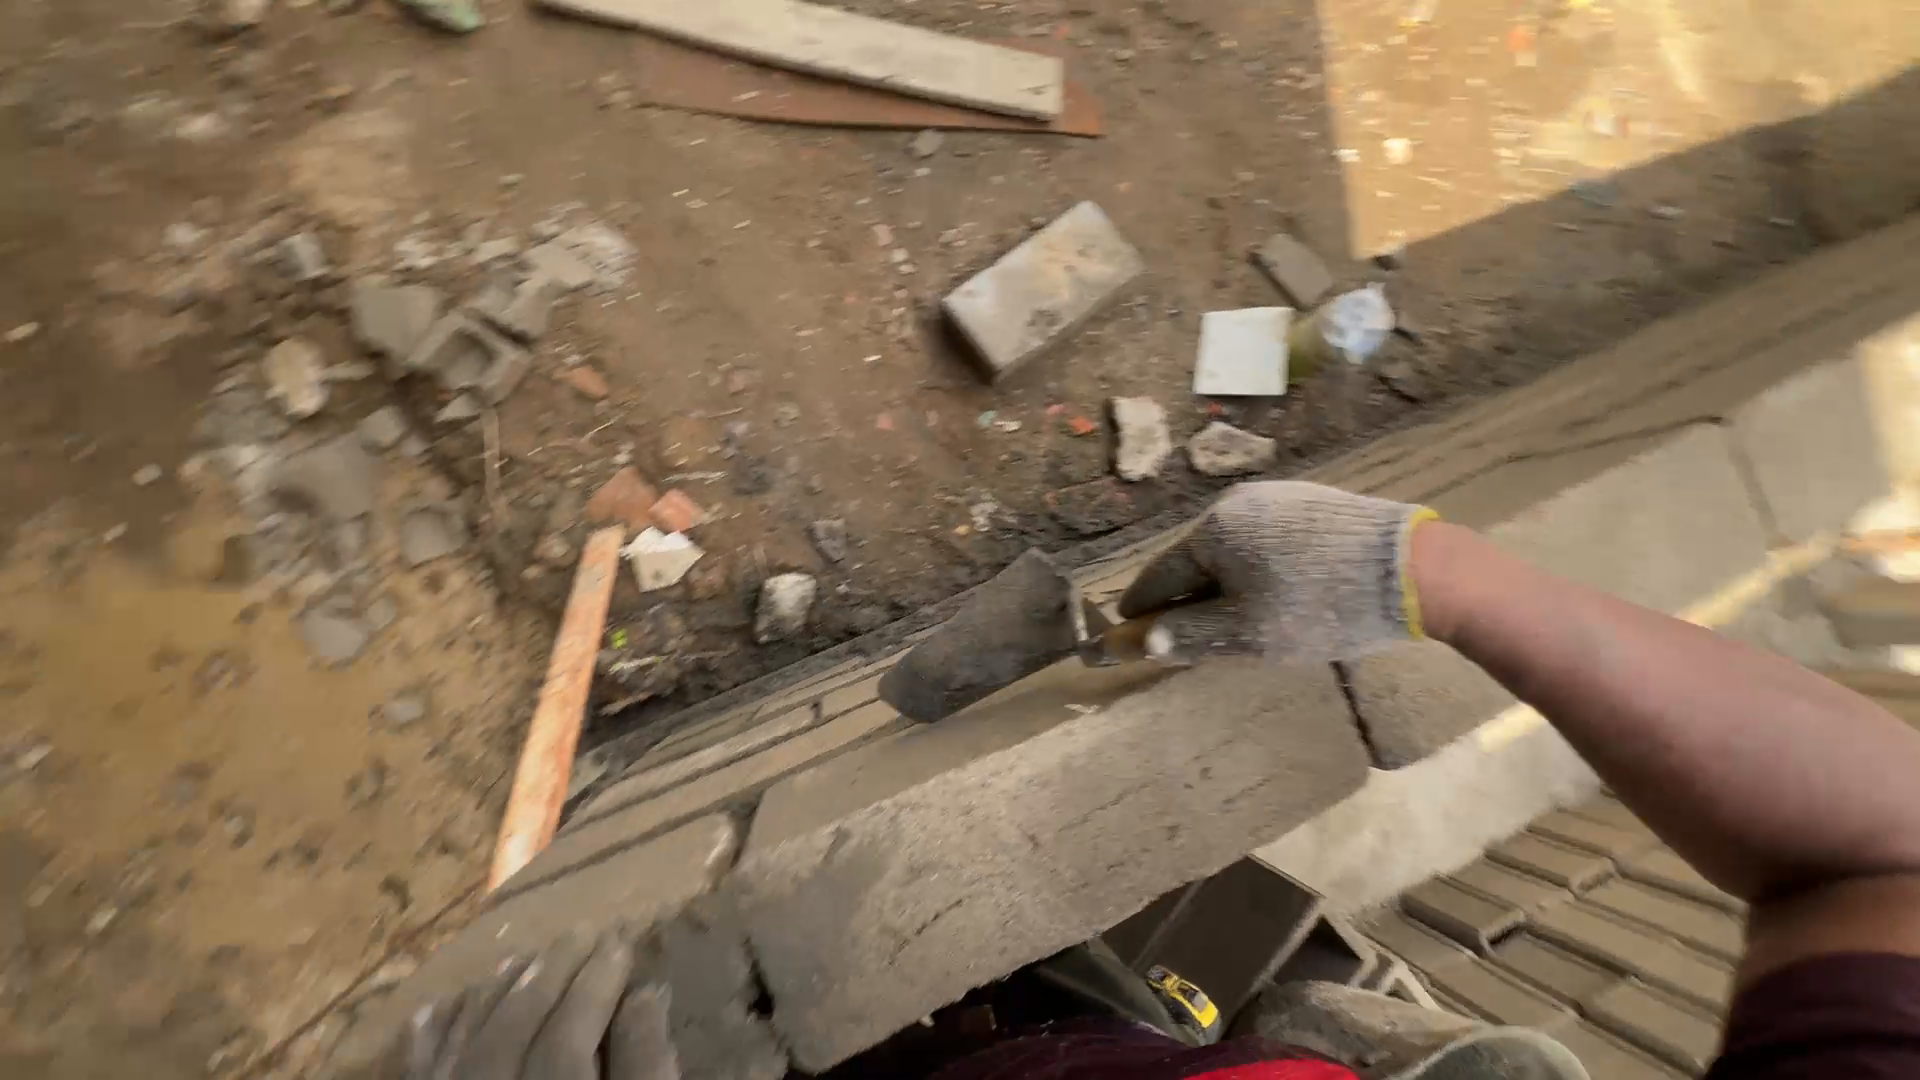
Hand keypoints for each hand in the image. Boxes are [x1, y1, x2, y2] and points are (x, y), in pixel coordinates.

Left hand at [392, 931, 678, 1079]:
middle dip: (554, 972)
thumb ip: (645, 1063)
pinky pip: (417, 1074)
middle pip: (515, 1029)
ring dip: (498, 991)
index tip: (621, 941)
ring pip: (465, 1045)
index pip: (570, 1035)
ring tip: (529, 957)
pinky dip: (428, 1037)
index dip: (597, 982)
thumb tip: (644, 993)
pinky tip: (443, 1003)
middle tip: (586, 930)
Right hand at [1118, 481, 1436, 662]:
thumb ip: (1185, 635)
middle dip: (1186, 599)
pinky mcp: (1309, 502)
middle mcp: (1234, 504)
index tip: (1127, 630)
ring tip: (1238, 618)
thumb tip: (1136, 643)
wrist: (1419, 571)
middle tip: (1191, 636)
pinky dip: (1254, 568)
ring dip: (1221, 584)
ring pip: (1228, 550)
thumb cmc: (1320, 606)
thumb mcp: (1247, 632)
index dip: (1140, 608)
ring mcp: (1275, 498)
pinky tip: (1275, 590)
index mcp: (1211, 531)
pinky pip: (1262, 540)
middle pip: (1193, 561)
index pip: (1157, 576)